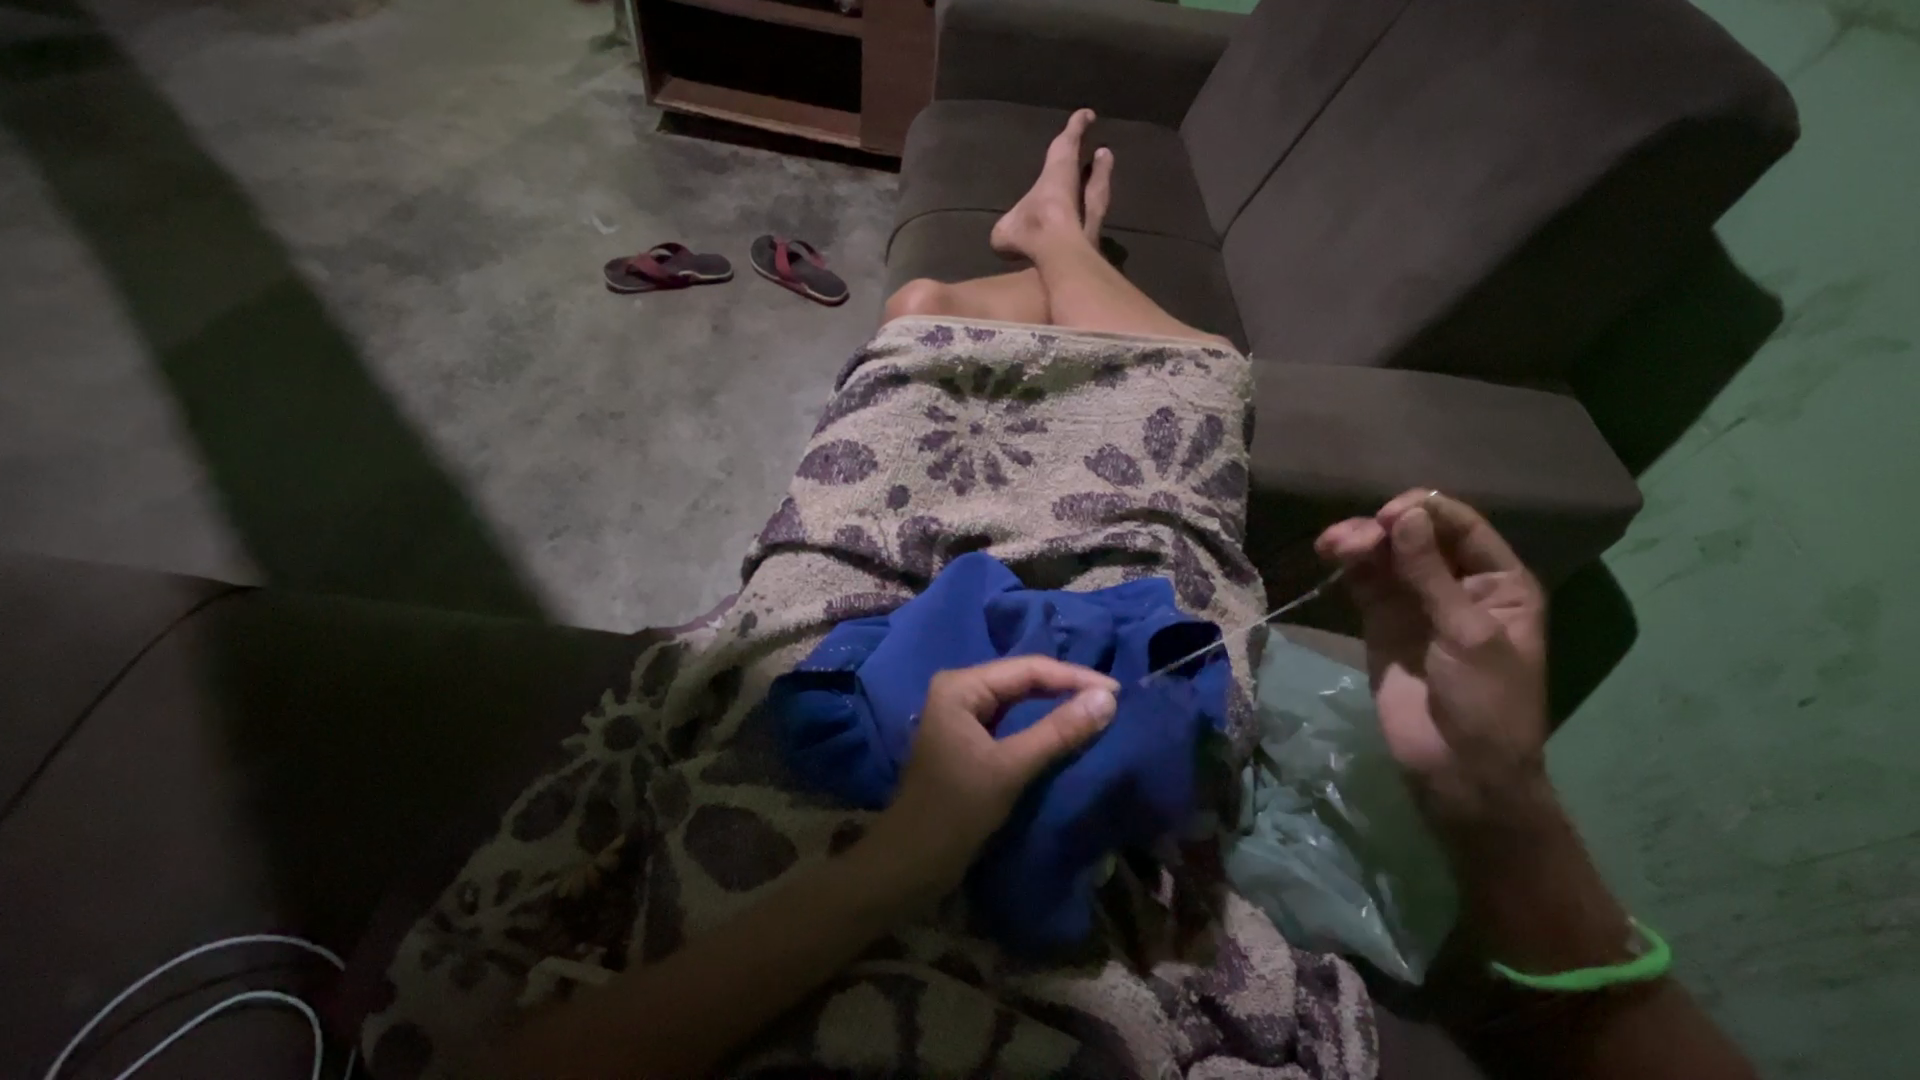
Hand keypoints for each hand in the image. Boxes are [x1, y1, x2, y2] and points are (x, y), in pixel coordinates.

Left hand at [864, 657, 1118, 897]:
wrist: (910, 864)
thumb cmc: (955, 812)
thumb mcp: (1010, 769)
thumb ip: (1058, 731)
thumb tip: (1108, 699)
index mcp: (960, 686)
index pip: (1028, 669)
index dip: (1075, 677)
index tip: (1118, 692)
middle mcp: (959, 690)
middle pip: (1023, 679)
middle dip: (1067, 687)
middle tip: (1113, 701)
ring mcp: (962, 715)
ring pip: (1020, 700)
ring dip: (1056, 705)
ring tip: (1099, 711)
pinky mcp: (969, 740)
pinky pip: (1013, 721)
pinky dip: (1041, 724)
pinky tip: (1068, 730)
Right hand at [1315, 490, 1552, 835]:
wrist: (1458, 770)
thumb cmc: (1486, 702)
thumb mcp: (1468, 634)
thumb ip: (1431, 574)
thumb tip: (1405, 516)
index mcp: (1499, 583)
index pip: (1461, 527)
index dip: (1425, 513)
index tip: (1389, 515)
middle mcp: (1457, 584)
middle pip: (1416, 536)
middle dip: (1384, 528)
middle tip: (1354, 539)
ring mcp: (1416, 603)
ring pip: (1385, 556)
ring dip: (1360, 542)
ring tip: (1333, 546)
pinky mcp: (1381, 623)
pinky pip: (1364, 583)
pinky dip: (1348, 566)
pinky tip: (1330, 555)